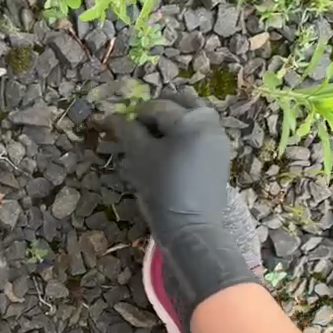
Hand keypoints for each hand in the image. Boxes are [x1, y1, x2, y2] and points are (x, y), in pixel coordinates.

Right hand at [105, 91, 255, 306]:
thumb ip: (127, 132)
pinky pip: (200, 133)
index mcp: (191, 119)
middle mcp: (209, 123)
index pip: (156, 107)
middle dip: (157, 110)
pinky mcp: (220, 157)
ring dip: (172, 120)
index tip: (118, 125)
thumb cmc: (164, 190)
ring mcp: (218, 140)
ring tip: (151, 138)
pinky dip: (183, 134)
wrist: (192, 229)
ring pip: (193, 116)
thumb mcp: (140, 158)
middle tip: (137, 125)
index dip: (133, 115)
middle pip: (181, 103)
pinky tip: (167, 152)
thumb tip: (112, 118)